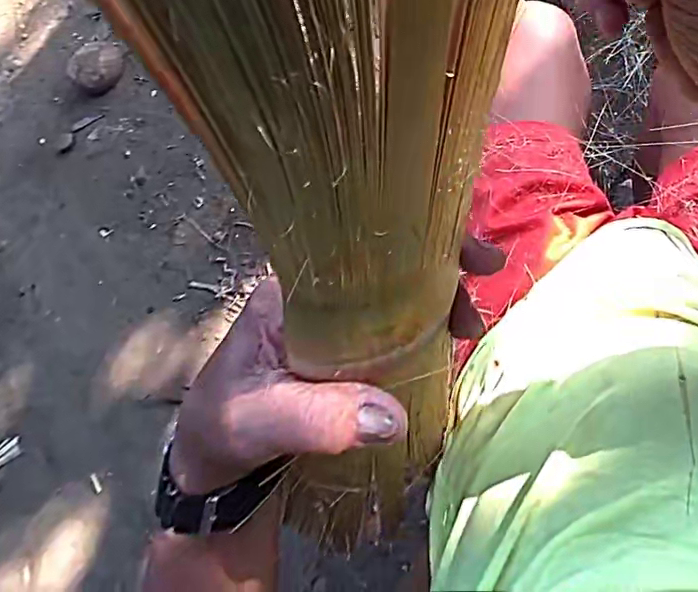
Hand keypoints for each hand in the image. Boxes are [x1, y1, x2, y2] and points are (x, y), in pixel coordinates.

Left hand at [170, 238, 503, 494]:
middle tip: (485, 277)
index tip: (460, 248)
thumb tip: (390, 416)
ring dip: (439, 296)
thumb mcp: (258, 421)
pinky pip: (396, 325)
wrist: (213, 463)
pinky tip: (451, 343)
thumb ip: (315, 418)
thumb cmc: (223, 428)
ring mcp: (334, 320)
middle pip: (386, 260)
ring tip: (471, 322)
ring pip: (397, 290)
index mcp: (291, 287)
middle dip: (438, 261)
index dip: (409, 235)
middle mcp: (317, 293)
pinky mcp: (347, 350)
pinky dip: (428, 327)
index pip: (355, 242)